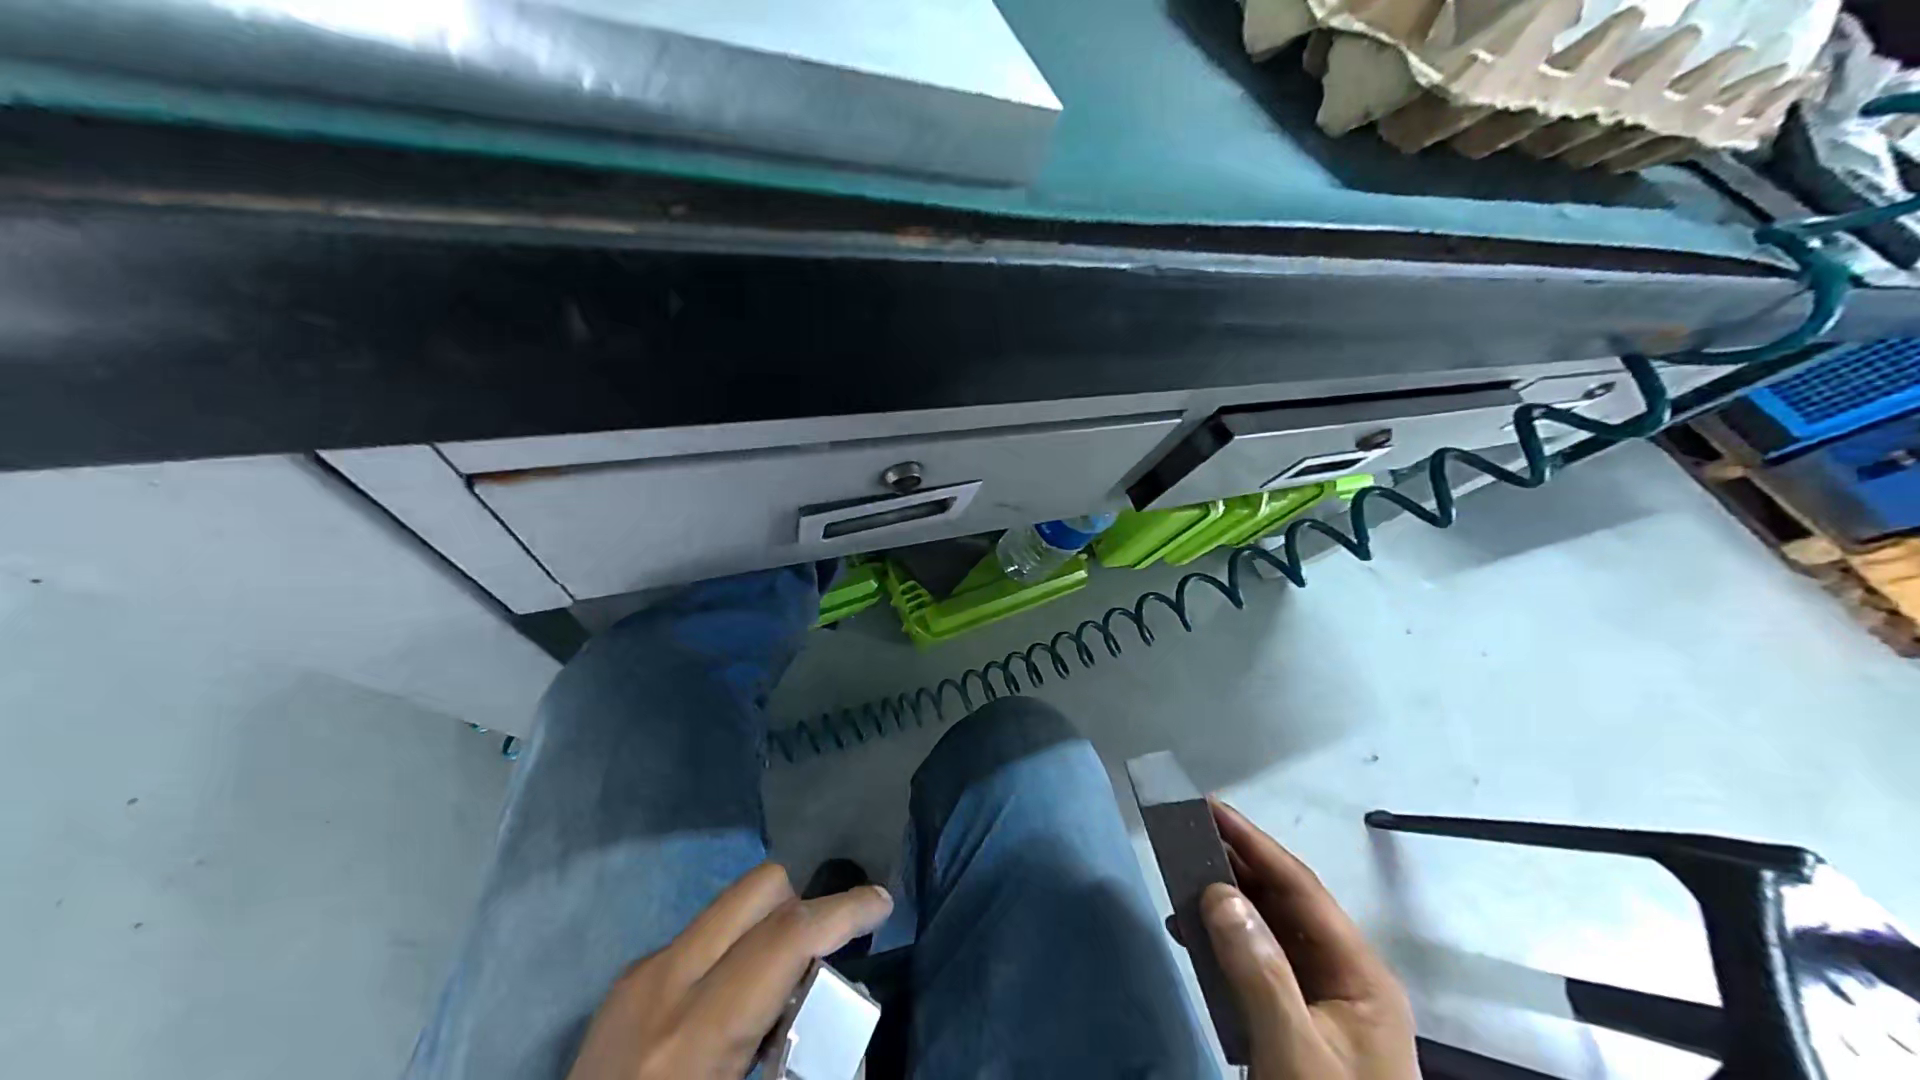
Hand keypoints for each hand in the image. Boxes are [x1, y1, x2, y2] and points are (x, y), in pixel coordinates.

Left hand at [565, 862, 891, 1079]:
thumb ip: (805, 1050)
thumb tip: (842, 1004)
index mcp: (694, 1037)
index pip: (784, 937)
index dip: (843, 911)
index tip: (881, 904)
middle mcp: (663, 983)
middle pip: (758, 889)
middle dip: (807, 905)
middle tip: (827, 953)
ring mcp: (638, 974)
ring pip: (731, 904)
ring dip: (772, 926)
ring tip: (780, 988)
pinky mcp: (625, 979)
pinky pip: (703, 934)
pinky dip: (736, 948)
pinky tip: (734, 1004)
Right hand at [1199, 800, 1417, 1079]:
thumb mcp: (1294, 1050)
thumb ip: (1258, 970)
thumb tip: (1218, 893)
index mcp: (1359, 973)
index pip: (1299, 887)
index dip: (1253, 842)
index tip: (1209, 807)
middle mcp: (1343, 976)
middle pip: (1284, 902)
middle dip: (1235, 864)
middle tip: (1186, 833)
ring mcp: (1322, 999)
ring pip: (1269, 929)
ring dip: (1226, 902)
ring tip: (1181, 875)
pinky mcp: (1297, 1019)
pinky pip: (1257, 962)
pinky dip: (1223, 941)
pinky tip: (1191, 933)